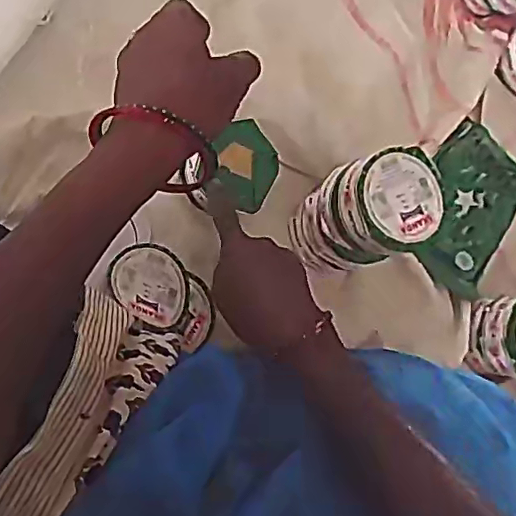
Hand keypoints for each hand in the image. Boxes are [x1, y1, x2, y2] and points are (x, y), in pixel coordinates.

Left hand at [114, 0, 260, 138]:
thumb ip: (242, 64)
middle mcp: (145, 33)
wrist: (151, 138)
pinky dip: (153, 91)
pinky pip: (141, 82)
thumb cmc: (197, 98)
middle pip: (166, 36)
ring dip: (166, 72)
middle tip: (200, 76)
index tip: (210, 53)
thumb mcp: (234, 81)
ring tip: (185, 99)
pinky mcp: (118, 90)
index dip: (199, 31)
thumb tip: (243, 61)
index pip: (187, 12)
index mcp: (175, 20)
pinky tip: (167, 112)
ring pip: (152, 59)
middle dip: (181, 51)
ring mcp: (128, 62)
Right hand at [206, 194, 330, 354]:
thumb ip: (224, 271)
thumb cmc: (249, 314)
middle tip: (239, 288)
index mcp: (237, 248)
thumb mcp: (222, 295)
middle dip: (243, 261)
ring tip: (259, 301)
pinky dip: (275, 281)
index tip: (216, 184)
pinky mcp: (299, 268)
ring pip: (264, 259)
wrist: (294, 332)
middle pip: (246, 247)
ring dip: (261, 272)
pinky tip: (274, 303)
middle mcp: (262, 244)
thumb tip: (233, 263)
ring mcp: (283, 254)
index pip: (224, 218)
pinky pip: (279, 270)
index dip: (218, 201)